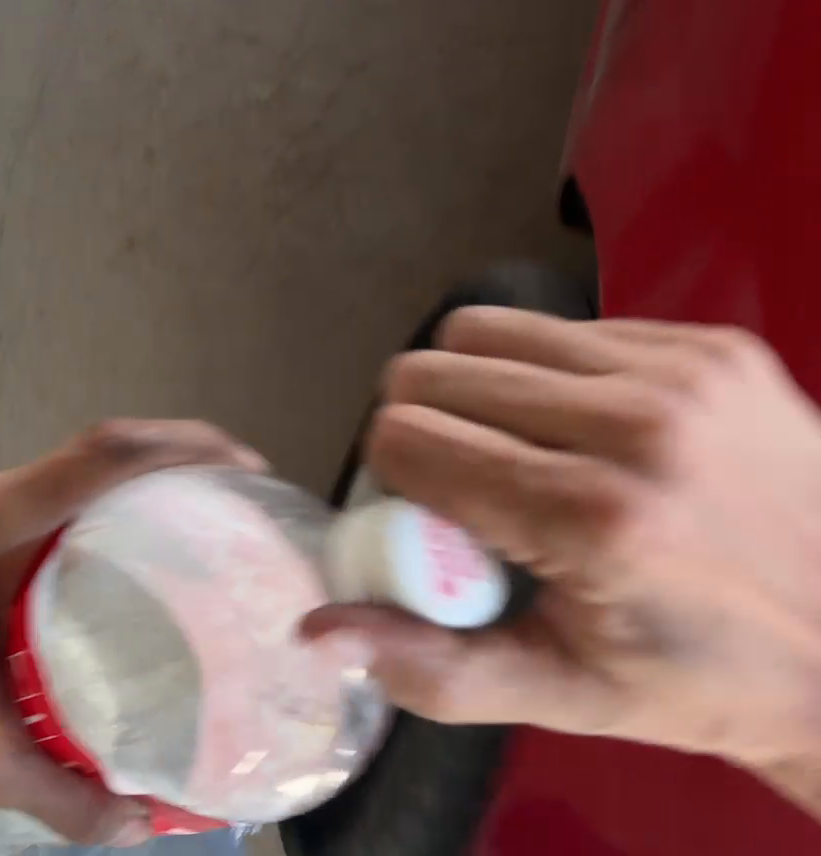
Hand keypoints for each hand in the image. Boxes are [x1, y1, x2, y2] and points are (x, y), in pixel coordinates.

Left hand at [0, 420, 265, 847]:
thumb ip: (69, 793)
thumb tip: (143, 823)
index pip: (94, 458)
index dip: (176, 446)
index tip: (238, 464)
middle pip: (74, 462)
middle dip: (153, 468)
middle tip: (220, 504)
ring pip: (39, 490)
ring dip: (102, 501)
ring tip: (166, 538)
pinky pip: (9, 519)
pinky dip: (59, 531)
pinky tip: (82, 579)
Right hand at [304, 309, 820, 795]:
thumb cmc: (699, 676)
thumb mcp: (555, 695)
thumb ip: (428, 667)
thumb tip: (315, 632)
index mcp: (589, 517)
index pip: (400, 439)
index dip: (392, 480)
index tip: (433, 518)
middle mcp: (634, 429)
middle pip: (422, 375)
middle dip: (415, 425)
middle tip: (461, 479)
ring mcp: (679, 376)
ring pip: (473, 332)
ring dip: (463, 386)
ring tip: (509, 442)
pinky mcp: (709, 346)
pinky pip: (549, 330)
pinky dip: (533, 371)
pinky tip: (576, 426)